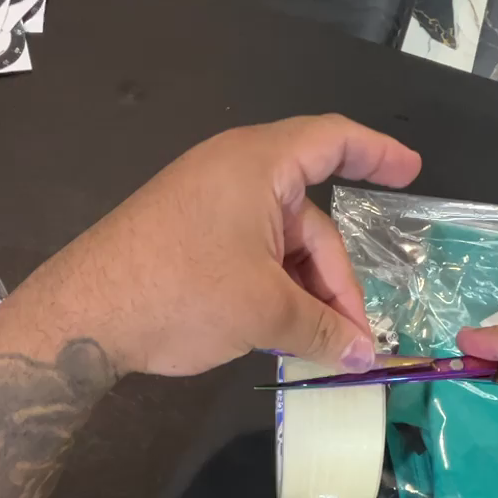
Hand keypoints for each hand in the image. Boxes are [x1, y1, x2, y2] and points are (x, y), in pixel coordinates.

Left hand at [0, 115, 421, 375]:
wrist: (86, 318)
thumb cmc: (182, 294)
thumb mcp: (264, 312)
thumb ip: (322, 330)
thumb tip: (365, 355)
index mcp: (258, 165)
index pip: (332, 142)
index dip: (378, 154)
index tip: (411, 174)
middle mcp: (236, 178)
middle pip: (312, 224)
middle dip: (338, 284)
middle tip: (354, 340)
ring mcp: (211, 213)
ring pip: (283, 252)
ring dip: (308, 299)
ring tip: (322, 349)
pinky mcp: (192, 245)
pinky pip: (253, 263)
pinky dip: (276, 297)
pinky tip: (287, 338)